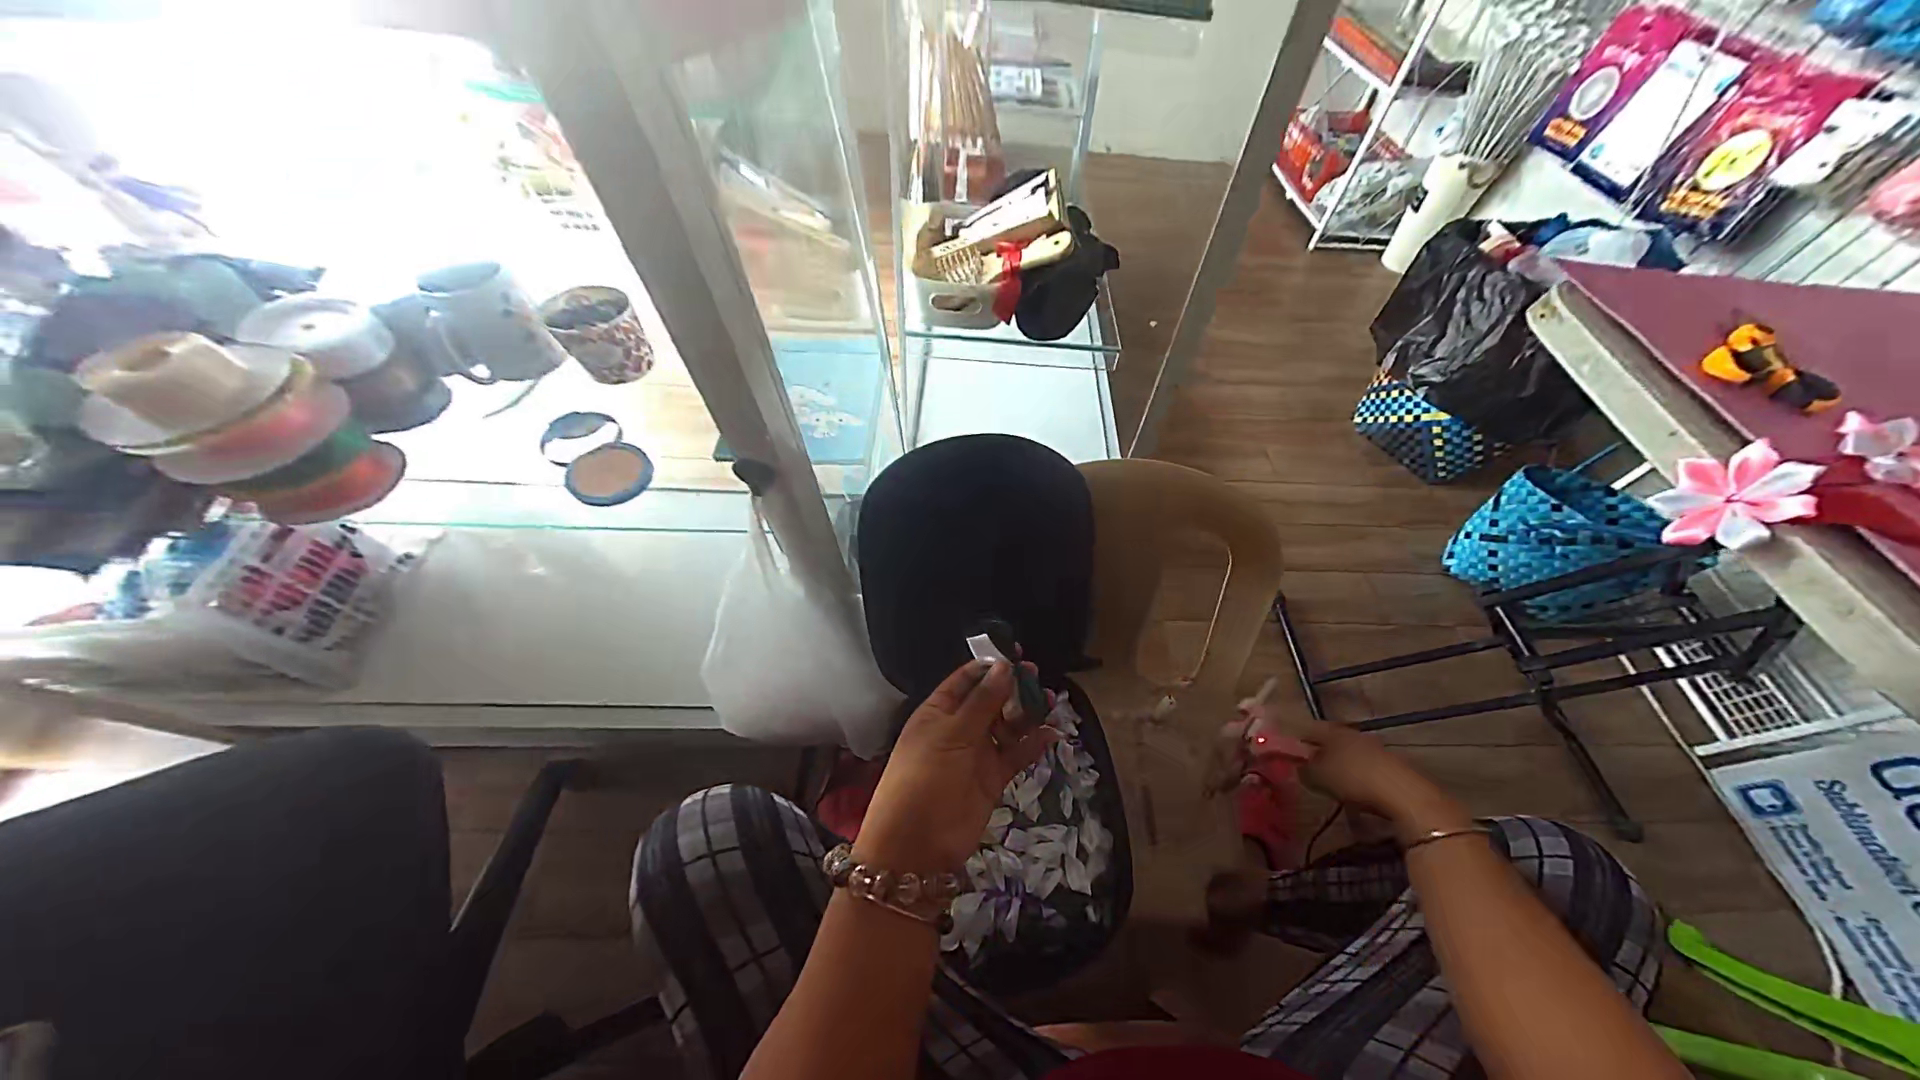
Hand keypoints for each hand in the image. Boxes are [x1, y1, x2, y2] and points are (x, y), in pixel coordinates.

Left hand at [854, 659, 1056, 874]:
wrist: (916, 844)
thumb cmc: (925, 778)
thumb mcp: (952, 733)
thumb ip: (983, 701)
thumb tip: (1005, 666)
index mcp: (939, 711)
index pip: (966, 679)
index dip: (990, 665)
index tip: (1017, 653)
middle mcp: (958, 728)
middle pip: (991, 700)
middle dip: (1013, 688)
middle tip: (1038, 675)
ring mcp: (976, 754)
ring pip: (1007, 726)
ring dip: (1027, 714)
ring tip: (1051, 702)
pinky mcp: (992, 778)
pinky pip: (1015, 755)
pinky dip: (1032, 745)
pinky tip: (1050, 734)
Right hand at [1241, 697, 1470, 840]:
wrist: (1406, 798)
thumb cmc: (1354, 779)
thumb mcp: (1317, 775)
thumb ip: (1302, 768)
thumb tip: (1297, 766)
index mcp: (1330, 730)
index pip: (1298, 725)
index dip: (1282, 730)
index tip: (1268, 737)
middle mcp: (1349, 733)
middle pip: (1321, 738)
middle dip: (1307, 747)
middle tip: (1293, 761)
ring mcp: (1371, 749)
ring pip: (1340, 752)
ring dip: (1328, 762)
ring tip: (1317, 778)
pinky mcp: (1386, 768)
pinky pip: (1356, 767)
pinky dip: (1345, 774)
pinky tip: (1343, 788)